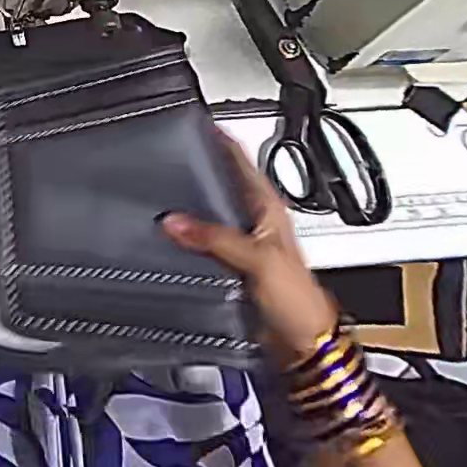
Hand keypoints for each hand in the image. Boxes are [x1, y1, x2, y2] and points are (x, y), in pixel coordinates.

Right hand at [163, 131, 339, 355]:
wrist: (303, 344)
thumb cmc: (299, 300)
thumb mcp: (257, 260)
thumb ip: (214, 238)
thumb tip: (173, 221)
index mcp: (268, 206)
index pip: (241, 159)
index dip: (221, 139)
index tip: (198, 122)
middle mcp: (254, 218)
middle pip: (221, 182)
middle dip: (197, 167)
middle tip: (170, 152)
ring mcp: (243, 240)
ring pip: (210, 210)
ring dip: (190, 202)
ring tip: (162, 187)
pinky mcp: (231, 263)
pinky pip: (203, 239)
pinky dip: (188, 233)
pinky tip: (171, 232)